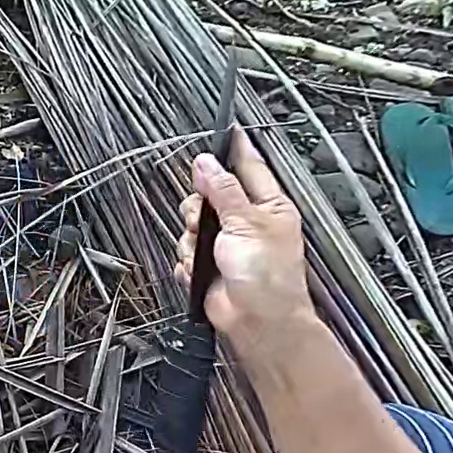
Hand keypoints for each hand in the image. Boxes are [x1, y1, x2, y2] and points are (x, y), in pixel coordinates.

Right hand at [175, 128, 316, 370]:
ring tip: (205, 253)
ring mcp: (226, 245)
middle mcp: (246, 223)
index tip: (225, 129)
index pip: (248, 166)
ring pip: (191, 225)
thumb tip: (206, 163)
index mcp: (268, 206)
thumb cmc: (268, 277)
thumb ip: (222, 190)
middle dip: (198, 208)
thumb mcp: (245, 222)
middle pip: (208, 196)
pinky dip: (188, 262)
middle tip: (201, 218)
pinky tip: (200, 271)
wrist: (257, 322)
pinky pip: (184, 252)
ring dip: (191, 240)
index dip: (234, 149)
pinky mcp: (208, 266)